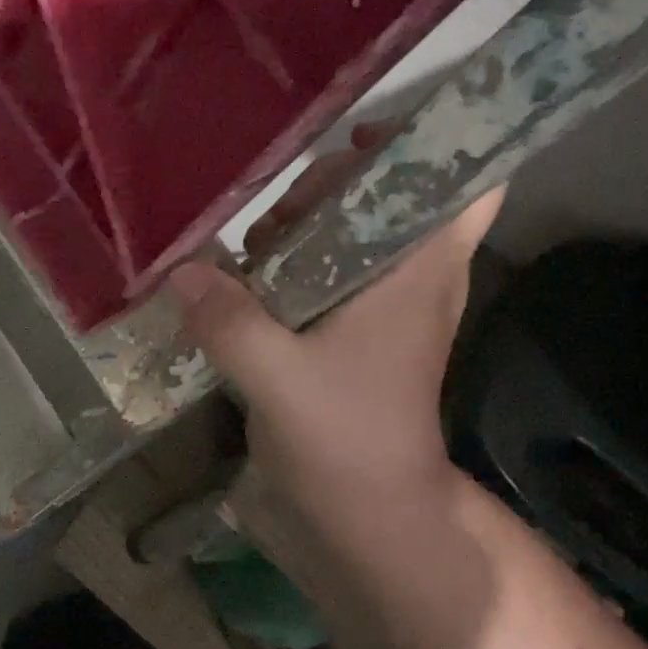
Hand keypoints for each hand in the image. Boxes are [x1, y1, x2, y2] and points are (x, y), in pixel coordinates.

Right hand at [169, 134, 503, 517]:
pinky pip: (329, 279)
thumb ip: (228, 321)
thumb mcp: (277, 378)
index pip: (467, 179)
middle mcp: (412, 280)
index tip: (356, 133)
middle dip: (333, 188)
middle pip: (391, 198)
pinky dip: (292, 270)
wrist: (367, 515)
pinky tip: (244, 285)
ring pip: (356, 238)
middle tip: (274, 211)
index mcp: (419, 272)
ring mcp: (384, 311)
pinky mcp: (353, 341)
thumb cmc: (344, 439)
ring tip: (250, 251)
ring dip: (305, 231)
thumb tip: (180, 271)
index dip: (428, 141)